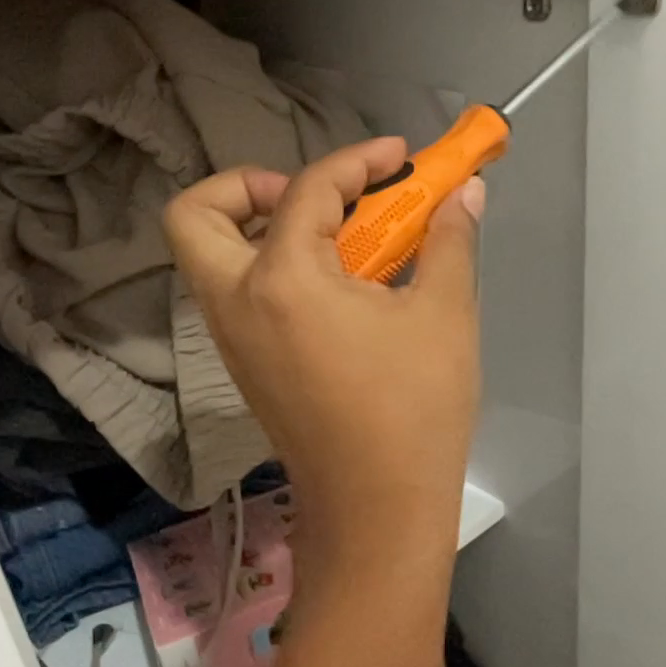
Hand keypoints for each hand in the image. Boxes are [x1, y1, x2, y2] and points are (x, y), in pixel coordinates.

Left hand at [163, 137, 484, 592]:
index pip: (307, 189)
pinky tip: (334, 285)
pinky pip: (235, 294)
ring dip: (257, 227)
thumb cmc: (414, 410)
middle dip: (247, 185)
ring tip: (332, 237)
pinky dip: (269, 268)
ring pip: (210, 257)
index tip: (400, 156)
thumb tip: (467, 192)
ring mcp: (232, 340)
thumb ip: (449, 240)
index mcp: (282, 280)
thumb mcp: (444, 314)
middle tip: (315, 198)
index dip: (358, 160)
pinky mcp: (245, 367)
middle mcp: (237, 303)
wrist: (378, 510)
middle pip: (198, 214)